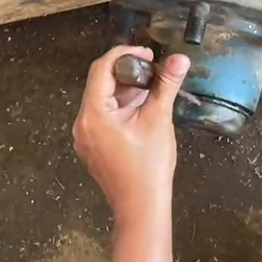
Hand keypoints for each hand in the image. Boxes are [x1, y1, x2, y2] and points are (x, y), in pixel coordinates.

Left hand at [73, 46, 190, 229]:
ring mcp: (84, 138)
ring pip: (102, 100)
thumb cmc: (149, 164)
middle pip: (100, 83)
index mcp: (93, 114)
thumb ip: (166, 85)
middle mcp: (82, 123)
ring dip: (125, 89)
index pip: (101, 69)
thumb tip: (180, 58)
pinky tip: (142, 109)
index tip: (147, 53)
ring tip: (152, 89)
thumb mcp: (159, 119)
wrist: (141, 208)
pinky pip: (102, 116)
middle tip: (153, 69)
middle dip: (126, 72)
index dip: (124, 54)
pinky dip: (120, 106)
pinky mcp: (92, 147)